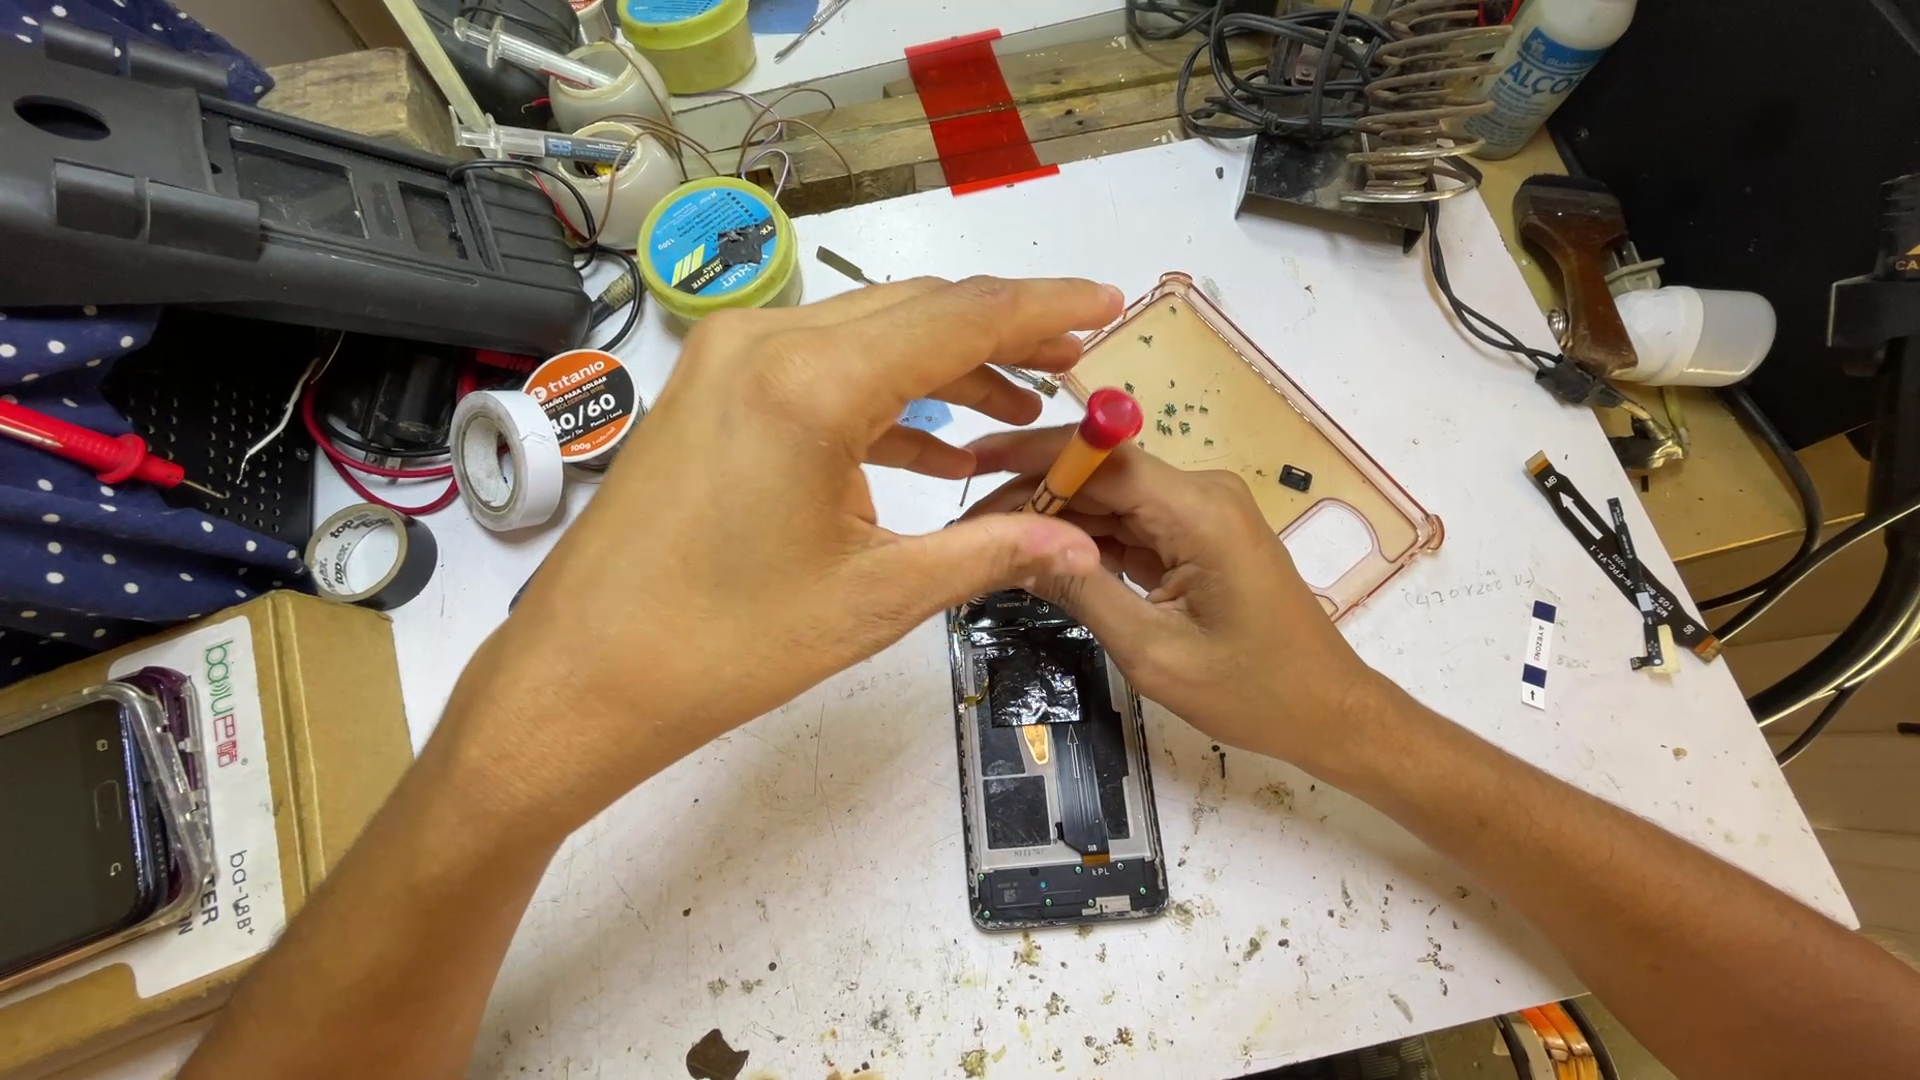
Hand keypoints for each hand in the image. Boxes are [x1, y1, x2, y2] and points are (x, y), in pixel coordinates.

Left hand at [437, 278, 1123, 835]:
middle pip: (917, 312)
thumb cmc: (728, 644)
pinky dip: (888, 402)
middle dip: (1005, 335)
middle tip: (1074, 365)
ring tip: (1020, 411)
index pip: (960, 318)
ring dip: (948, 369)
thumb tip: (1079, 544)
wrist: (585, 674)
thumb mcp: (874, 598)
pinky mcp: (715, 389)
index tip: (1107, 303)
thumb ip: (987, 553)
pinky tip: (940, 449)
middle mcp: (768, 342)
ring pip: (871, 336)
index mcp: (812, 384)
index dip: (1045, 308)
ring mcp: (731, 359)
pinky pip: (824, 372)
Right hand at [964, 427, 1389, 772]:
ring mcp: (1198, 513)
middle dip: (1031, 494)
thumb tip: (1013, 550)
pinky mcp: (1194, 535)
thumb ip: (1080, 591)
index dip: (1032, 454)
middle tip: (966, 525)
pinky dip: (1082, 541)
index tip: (973, 460)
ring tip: (988, 543)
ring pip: (1106, 500)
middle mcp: (1199, 494)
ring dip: (1050, 520)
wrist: (1325, 711)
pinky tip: (1036, 555)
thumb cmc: (1250, 690)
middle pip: (1097, 474)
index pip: (1100, 458)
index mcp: (1199, 510)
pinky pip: (1126, 526)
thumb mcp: (1152, 651)